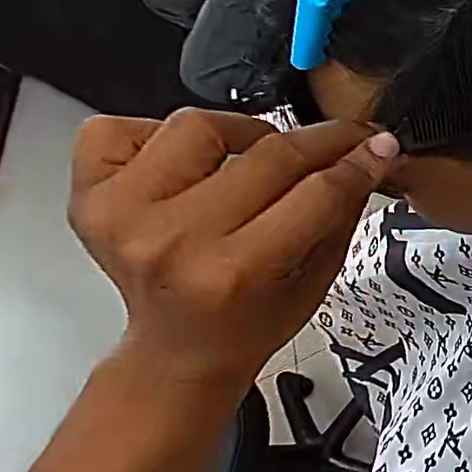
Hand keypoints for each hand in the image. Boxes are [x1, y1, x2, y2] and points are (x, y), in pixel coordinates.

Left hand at [68, 110, 398, 391]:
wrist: (184, 345)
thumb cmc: (253, 318)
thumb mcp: (321, 271)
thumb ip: (343, 208)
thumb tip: (372, 154)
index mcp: (236, 270)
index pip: (319, 191)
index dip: (362, 160)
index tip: (383, 144)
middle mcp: (172, 240)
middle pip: (271, 154)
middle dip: (325, 140)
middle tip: (348, 138)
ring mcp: (122, 215)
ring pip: (200, 126)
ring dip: (248, 132)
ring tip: (263, 154)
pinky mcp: (88, 197)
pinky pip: (121, 127)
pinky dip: (162, 133)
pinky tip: (196, 161)